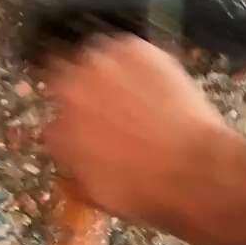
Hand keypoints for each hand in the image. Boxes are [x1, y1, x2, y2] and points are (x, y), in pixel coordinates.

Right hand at [41, 36, 241, 228]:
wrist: (191, 169)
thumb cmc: (146, 193)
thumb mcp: (100, 196)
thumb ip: (77, 170)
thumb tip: (73, 160)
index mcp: (59, 133)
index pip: (54, 124)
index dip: (73, 129)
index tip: (88, 135)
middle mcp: (70, 92)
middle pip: (68, 83)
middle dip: (86, 96)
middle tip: (114, 114)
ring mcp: (101, 64)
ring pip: (97, 62)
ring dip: (110, 77)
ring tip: (137, 100)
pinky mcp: (134, 48)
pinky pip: (128, 51)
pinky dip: (138, 65)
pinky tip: (156, 89)